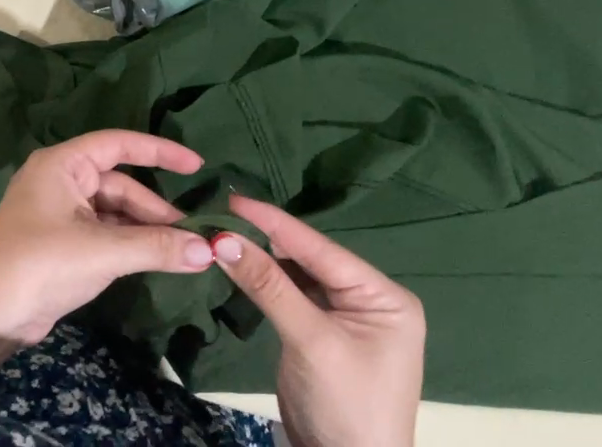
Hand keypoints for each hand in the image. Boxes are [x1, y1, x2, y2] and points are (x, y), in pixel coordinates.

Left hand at [0, 131, 214, 345]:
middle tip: (196, 234)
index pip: (118, 144)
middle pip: (120, 183)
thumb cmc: (41, 264)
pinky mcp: (63, 239)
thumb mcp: (102, 252)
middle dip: (156, 208)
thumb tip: (209, 249)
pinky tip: (159, 258)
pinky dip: (131, 242)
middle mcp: (61, 179)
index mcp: (61, 164)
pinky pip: (105, 230)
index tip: (198, 165)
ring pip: (115, 210)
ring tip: (186, 250)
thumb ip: (156, 247)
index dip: (159, 151)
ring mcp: (60, 210)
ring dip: (146, 228)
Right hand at [212, 195, 423, 446]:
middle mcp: (367, 298)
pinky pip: (287, 293)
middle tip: (217, 214)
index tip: (230, 196)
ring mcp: (342, 315)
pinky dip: (261, 279)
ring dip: (259, 256)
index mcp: (383, 296)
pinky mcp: (318, 331)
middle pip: (306, 256)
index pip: (319, 247)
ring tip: (219, 231)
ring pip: (293, 272)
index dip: (273, 222)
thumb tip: (222, 238)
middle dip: (263, 237)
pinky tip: (236, 262)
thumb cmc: (346, 404)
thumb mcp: (310, 341)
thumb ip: (268, 285)